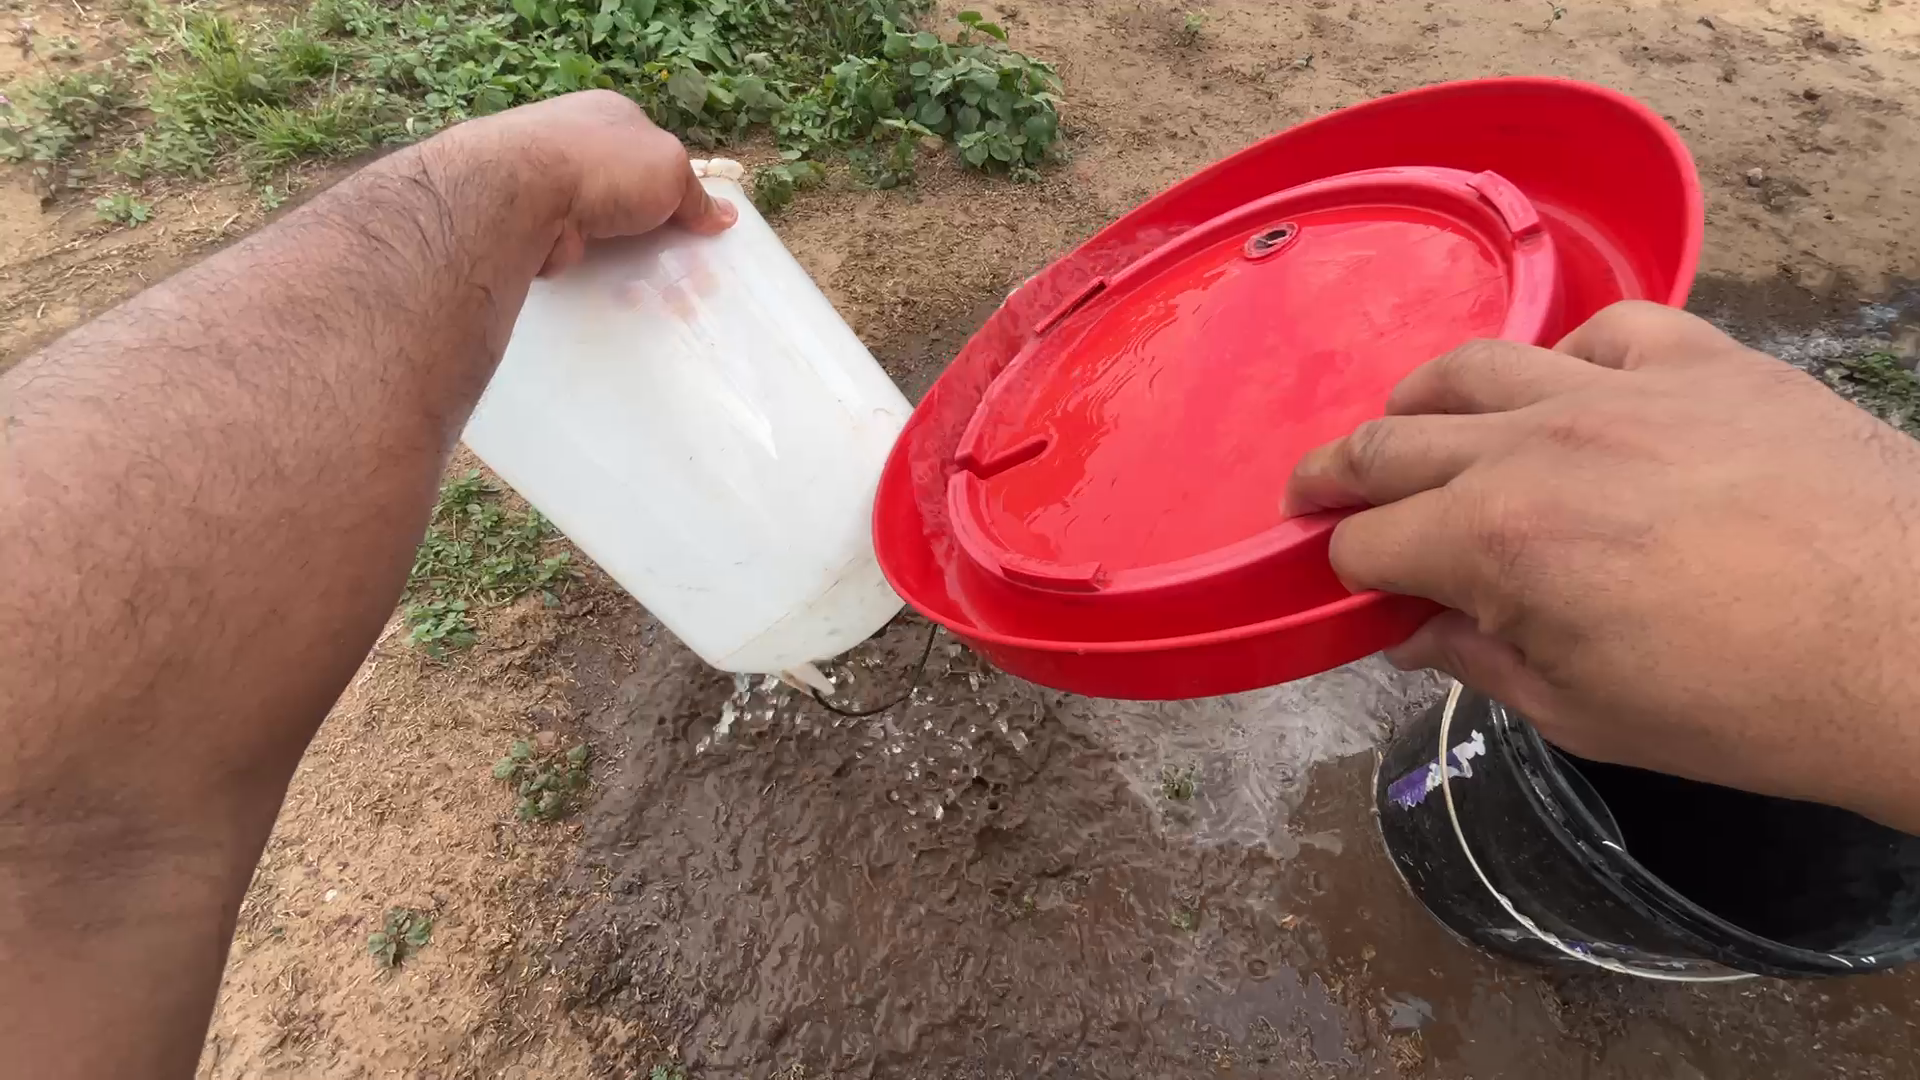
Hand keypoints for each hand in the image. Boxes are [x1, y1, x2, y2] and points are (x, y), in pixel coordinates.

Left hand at [431, 89, 736, 275]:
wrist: (525, 191)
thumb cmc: (607, 166)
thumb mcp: (672, 171)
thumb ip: (698, 196)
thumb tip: (726, 216)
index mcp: (611, 114)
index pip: (655, 150)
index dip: (678, 185)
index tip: (696, 220)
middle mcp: (580, 139)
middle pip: (632, 188)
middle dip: (656, 221)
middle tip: (682, 254)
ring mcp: (554, 176)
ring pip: (609, 220)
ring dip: (632, 247)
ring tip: (659, 278)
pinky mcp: (540, 216)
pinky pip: (586, 244)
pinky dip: (604, 261)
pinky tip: (622, 280)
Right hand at [1286, 302, 1919, 831]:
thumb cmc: (1747, 706)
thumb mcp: (1573, 710)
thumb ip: (1465, 658)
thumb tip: (1405, 631)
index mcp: (1493, 543)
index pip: (1362, 543)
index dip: (1344, 570)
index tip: (1355, 589)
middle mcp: (1531, 451)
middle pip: (1378, 446)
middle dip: (1326, 478)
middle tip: (1315, 499)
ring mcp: (1617, 395)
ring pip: (1463, 369)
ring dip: (1414, 408)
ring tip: (1417, 435)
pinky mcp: (1704, 366)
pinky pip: (1602, 332)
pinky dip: (1562, 364)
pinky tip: (1569, 401)